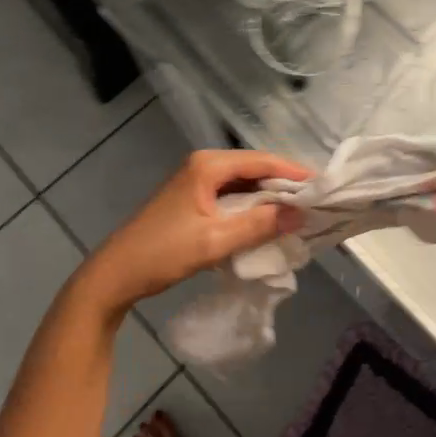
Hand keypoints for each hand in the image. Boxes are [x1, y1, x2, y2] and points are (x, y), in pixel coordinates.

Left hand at [86, 150, 311, 310]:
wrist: (113, 277)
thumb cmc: (162, 254)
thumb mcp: (215, 242)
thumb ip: (259, 225)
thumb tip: (300, 214)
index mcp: (208, 165)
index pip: (263, 160)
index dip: (294, 172)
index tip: (322, 187)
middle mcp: (203, 164)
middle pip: (255, 168)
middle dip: (284, 185)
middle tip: (314, 202)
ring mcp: (196, 180)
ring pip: (244, 183)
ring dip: (268, 197)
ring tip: (297, 213)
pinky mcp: (192, 199)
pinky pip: (232, 195)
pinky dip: (251, 206)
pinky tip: (267, 221)